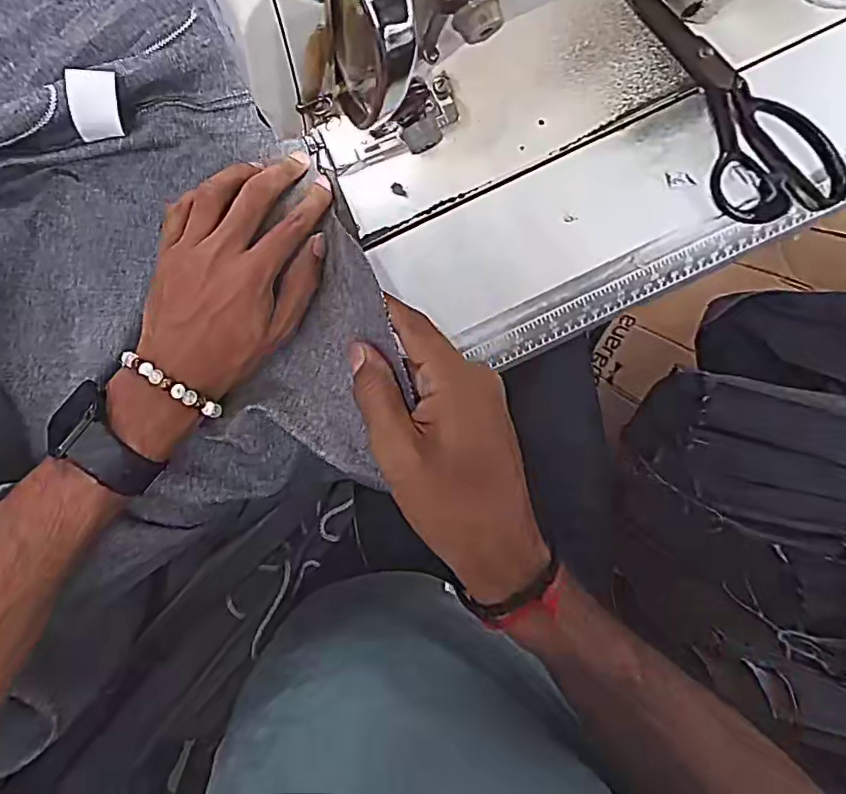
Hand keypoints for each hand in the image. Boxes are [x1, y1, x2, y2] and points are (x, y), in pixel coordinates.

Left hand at [109, 154, 333, 459]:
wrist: (175, 372)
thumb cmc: (224, 356)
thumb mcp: (277, 331)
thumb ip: (300, 285)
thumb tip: (315, 247)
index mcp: (250, 275)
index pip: (290, 225)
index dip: (311, 202)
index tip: (320, 190)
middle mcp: (219, 254)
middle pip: (253, 196)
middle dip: (279, 173)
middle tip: (293, 165)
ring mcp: (189, 249)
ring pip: (213, 193)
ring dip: (237, 173)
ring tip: (255, 167)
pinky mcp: (167, 252)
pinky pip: (180, 209)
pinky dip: (198, 193)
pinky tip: (211, 189)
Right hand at [350, 297, 550, 604]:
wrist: (501, 551)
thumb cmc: (454, 509)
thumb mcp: (398, 452)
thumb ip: (376, 394)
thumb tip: (360, 350)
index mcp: (457, 380)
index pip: (413, 325)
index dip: (380, 306)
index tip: (351, 294)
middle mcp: (477, 378)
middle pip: (421, 341)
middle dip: (383, 339)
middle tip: (344, 343)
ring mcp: (484, 394)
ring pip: (430, 363)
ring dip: (398, 365)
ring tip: (362, 375)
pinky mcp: (483, 411)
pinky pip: (442, 381)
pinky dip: (415, 383)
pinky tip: (393, 401)